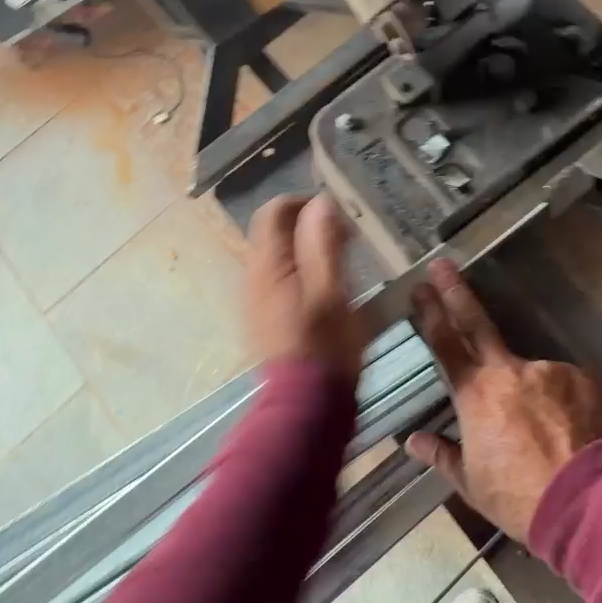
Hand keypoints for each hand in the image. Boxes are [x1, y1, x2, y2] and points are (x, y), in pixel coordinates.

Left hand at [245, 195, 366, 380]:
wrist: (306, 400)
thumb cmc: (325, 343)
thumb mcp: (331, 290)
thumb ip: (323, 243)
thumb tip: (321, 202)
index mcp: (268, 264)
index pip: (275, 211)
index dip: (305, 202)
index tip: (339, 216)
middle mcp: (254, 275)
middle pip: (276, 231)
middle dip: (310, 225)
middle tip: (347, 240)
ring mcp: (257, 298)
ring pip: (280, 255)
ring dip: (308, 248)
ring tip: (342, 264)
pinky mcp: (266, 316)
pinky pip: (280, 278)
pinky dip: (303, 271)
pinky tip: (327, 290)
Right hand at [404, 260, 601, 541]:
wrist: (585, 501)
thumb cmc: (518, 496)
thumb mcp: (472, 483)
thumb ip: (442, 455)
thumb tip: (412, 441)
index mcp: (475, 395)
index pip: (445, 345)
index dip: (430, 314)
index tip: (419, 287)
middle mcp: (509, 371)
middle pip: (477, 323)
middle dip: (457, 292)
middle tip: (443, 264)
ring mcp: (548, 370)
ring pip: (531, 375)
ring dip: (531, 395)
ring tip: (543, 437)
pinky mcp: (581, 379)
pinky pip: (564, 387)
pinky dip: (562, 406)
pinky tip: (568, 435)